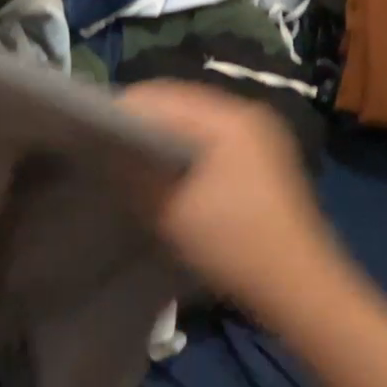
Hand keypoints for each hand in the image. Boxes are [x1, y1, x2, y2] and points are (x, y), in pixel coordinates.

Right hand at [121, 81, 351, 317]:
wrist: (300, 291)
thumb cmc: (234, 246)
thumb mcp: (170, 211)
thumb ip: (130, 172)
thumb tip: (99, 149)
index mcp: (227, 118)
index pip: (157, 96)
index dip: (117, 113)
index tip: (87, 138)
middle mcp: (245, 114)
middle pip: (174, 104)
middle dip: (137, 125)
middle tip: (102, 151)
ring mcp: (257, 136)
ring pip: (188, 122)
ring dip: (157, 139)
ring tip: (126, 165)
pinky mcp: (259, 158)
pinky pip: (206, 140)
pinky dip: (179, 151)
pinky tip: (162, 177)